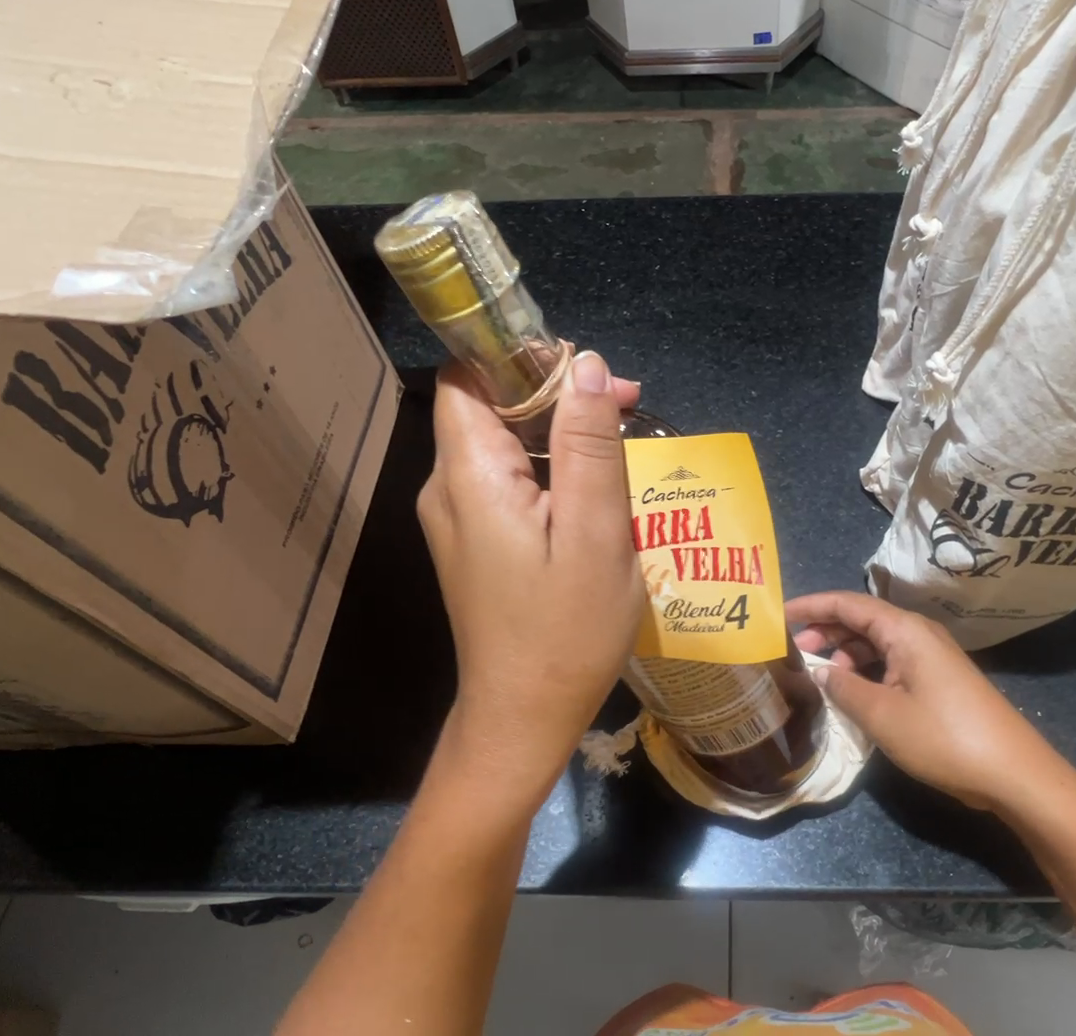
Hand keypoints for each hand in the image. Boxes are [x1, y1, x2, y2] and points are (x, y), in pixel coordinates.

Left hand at [418, 353, 644, 805]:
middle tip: (627, 409)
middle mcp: (447, 487)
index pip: (469, 376)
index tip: (586, 371)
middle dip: (556, 394)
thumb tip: (584, 363)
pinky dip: (549, 469)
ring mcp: (456, 518)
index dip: (521, 357)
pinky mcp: (473, 542)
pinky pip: (506, 480)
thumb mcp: (595, 535)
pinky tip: (593, 492)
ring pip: (502, 442)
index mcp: (470, 476)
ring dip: (559, 432)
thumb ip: (589, 446)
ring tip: (622, 448)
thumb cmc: (566, 632)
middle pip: (489, 406)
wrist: (523, 718)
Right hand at [789, 591, 1045, 809]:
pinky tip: (850, 694)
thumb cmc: (943, 737)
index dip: (811, 606)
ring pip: (876, 644)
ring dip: (845, 654)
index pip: (848, 603)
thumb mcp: (882, 715)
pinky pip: (891, 664)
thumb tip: (822, 672)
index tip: (777, 617)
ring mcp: (930, 658)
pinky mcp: (938, 682)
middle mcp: (918, 635)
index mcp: (904, 630)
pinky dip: (865, 672)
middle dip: (825, 630)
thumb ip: (844, 689)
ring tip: (817, 676)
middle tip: (792, 652)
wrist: (1013, 773)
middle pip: (861, 620)